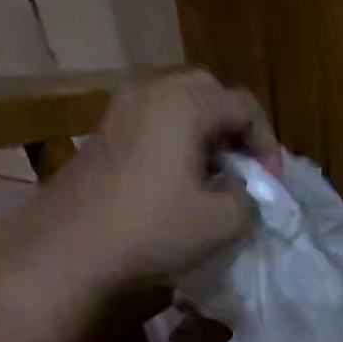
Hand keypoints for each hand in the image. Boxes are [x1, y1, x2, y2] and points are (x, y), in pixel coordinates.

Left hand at [38, 70, 276, 283]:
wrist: (71, 249)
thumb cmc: (152, 230)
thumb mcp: (220, 223)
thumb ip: (248, 200)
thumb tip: (243, 193)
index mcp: (184, 104)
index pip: (243, 105)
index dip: (267, 144)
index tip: (270, 185)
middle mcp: (150, 92)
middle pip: (208, 94)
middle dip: (235, 132)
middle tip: (244, 173)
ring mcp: (121, 111)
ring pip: (178, 108)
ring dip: (205, 139)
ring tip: (215, 183)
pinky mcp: (104, 136)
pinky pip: (154, 125)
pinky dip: (177, 145)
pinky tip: (180, 186)